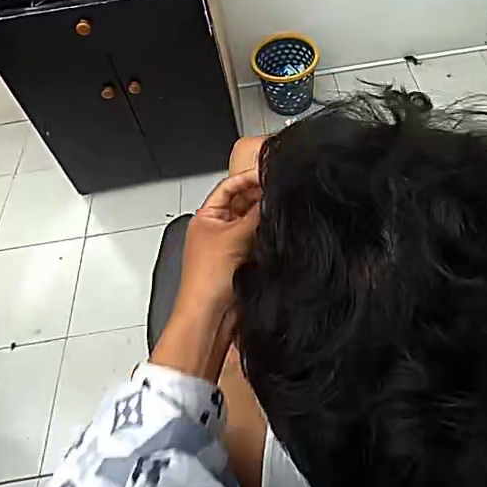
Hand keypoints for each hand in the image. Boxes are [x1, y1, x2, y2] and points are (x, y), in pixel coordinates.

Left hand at [150, 171, 261, 379]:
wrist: (211, 314)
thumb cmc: (206, 279)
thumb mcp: (235, 234)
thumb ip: (257, 212)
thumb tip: (273, 194)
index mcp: (207, 216)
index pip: (230, 185)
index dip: (249, 177)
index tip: (270, 172)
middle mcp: (219, 227)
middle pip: (244, 201)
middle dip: (261, 195)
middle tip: (280, 191)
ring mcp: (232, 242)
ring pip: (254, 219)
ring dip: (265, 215)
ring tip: (279, 211)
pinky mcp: (245, 257)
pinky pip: (261, 237)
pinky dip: (269, 233)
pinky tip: (277, 230)